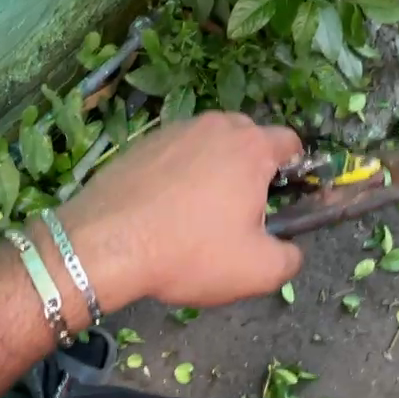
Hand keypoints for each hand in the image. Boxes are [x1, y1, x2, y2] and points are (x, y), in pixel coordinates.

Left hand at [49, 112, 303, 312]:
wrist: (103, 245)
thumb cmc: (190, 252)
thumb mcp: (257, 270)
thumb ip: (291, 258)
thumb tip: (292, 249)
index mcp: (252, 148)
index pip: (290, 142)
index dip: (294, 168)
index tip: (282, 197)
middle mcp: (217, 127)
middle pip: (250, 138)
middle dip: (253, 167)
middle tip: (241, 209)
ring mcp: (176, 130)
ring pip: (211, 143)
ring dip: (215, 167)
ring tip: (197, 211)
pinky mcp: (143, 142)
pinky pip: (177, 151)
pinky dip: (180, 172)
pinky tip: (164, 207)